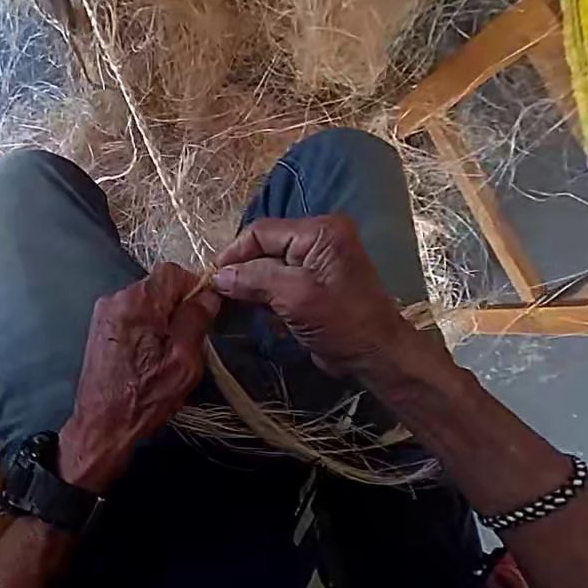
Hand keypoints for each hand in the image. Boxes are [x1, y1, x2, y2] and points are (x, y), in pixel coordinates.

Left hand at [58, 264, 221, 492]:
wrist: (102, 423)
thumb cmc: (146, 395)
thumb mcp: (183, 360)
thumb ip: (196, 320)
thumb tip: (208, 295)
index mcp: (137, 302)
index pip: (173, 272)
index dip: (194, 287)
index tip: (205, 311)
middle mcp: (116, 299)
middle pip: (157, 285)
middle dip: (178, 304)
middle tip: (190, 337)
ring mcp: (103, 312)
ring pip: (145, 300)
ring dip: (161, 316)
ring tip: (168, 350)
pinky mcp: (99, 327)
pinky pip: (131, 313)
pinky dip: (145, 325)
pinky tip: (149, 353)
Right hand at [211, 215, 452, 388]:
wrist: (376, 356)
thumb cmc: (341, 323)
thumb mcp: (295, 296)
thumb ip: (254, 278)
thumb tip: (218, 276)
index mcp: (319, 231)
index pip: (262, 232)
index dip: (233, 254)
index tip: (211, 278)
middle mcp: (318, 238)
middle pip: (263, 247)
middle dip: (240, 270)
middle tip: (218, 293)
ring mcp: (316, 261)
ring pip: (267, 265)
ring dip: (249, 284)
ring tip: (231, 303)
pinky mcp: (313, 282)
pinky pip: (277, 280)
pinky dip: (262, 293)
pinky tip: (252, 308)